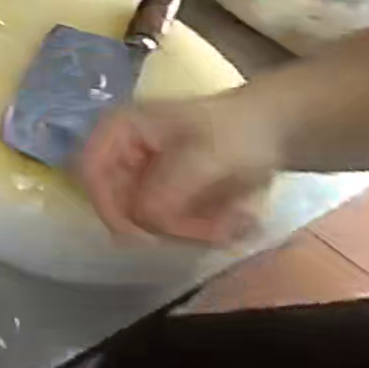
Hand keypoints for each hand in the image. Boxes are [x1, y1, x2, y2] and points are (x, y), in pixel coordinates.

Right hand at [76, 95, 281, 244]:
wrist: (277, 128)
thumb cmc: (237, 132)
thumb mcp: (206, 158)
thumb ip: (169, 188)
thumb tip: (142, 221)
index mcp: (117, 130)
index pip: (91, 171)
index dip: (107, 207)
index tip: (141, 240)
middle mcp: (120, 150)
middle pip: (120, 199)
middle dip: (166, 223)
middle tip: (214, 233)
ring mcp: (141, 170)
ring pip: (147, 216)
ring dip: (191, 229)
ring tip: (236, 224)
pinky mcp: (164, 187)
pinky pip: (168, 220)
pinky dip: (200, 228)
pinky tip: (234, 221)